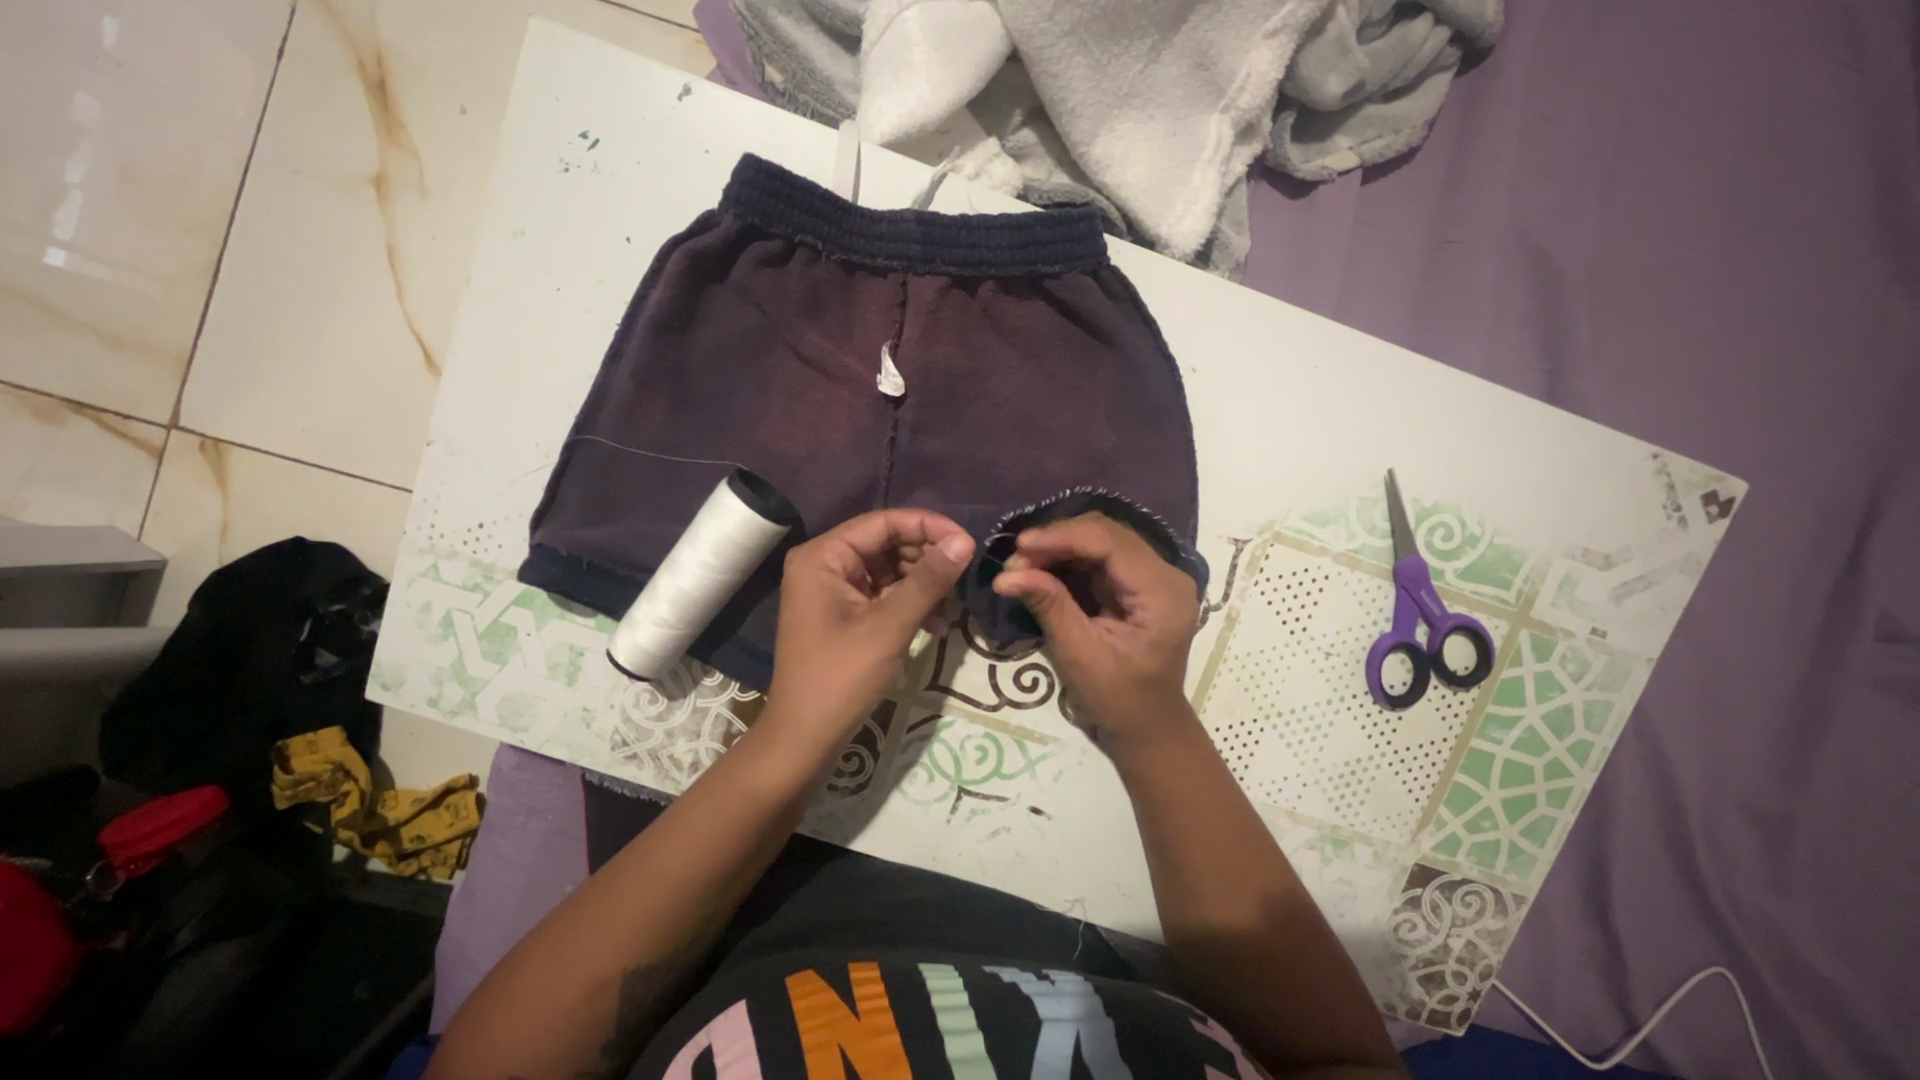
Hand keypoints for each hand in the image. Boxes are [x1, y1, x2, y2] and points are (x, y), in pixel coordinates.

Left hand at [766, 509, 974, 744]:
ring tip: (953, 599)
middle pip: (886, 542)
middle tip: (965, 573)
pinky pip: (883, 593)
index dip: (928, 526)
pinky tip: (937, 621)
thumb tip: (965, 541)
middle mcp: (824, 564)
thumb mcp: (889, 625)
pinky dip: (910, 601)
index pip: (883, 522)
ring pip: (888, 568)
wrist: (804, 736)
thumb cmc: (841, 676)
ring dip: (922, 580)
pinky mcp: (843, 613)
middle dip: (926, 555)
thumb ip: (928, 580)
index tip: (968, 542)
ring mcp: (832, 590)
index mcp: (823, 556)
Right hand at [991, 513, 1200, 749]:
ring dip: (1060, 547)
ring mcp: (1155, 576)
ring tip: (1021, 565)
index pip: (1111, 543)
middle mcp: (1166, 574)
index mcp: (1162, 593)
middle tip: (1015, 560)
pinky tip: (1041, 568)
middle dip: (1058, 540)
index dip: (1063, 537)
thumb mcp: (1079, 654)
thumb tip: (1006, 574)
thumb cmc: (1118, 698)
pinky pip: (1101, 556)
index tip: (1020, 545)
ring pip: (1102, 539)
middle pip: (1107, 534)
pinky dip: (1069, 559)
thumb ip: (1049, 606)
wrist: (1147, 725)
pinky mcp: (1139, 583)